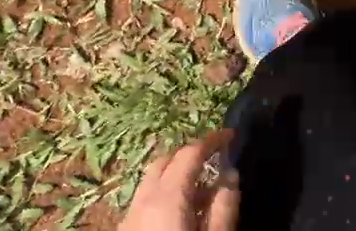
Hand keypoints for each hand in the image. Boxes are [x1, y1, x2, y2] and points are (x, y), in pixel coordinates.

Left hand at [119, 130, 239, 230]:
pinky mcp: (124, 230)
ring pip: (151, 181)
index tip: (232, 135)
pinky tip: (178, 210)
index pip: (190, 152)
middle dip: (189, 152)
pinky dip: (163, 193)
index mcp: (168, 196)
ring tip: (200, 187)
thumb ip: (226, 203)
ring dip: (175, 174)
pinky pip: (143, 200)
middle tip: (213, 155)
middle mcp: (143, 200)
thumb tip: (230, 174)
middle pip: (164, 161)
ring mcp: (128, 217)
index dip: (213, 138)